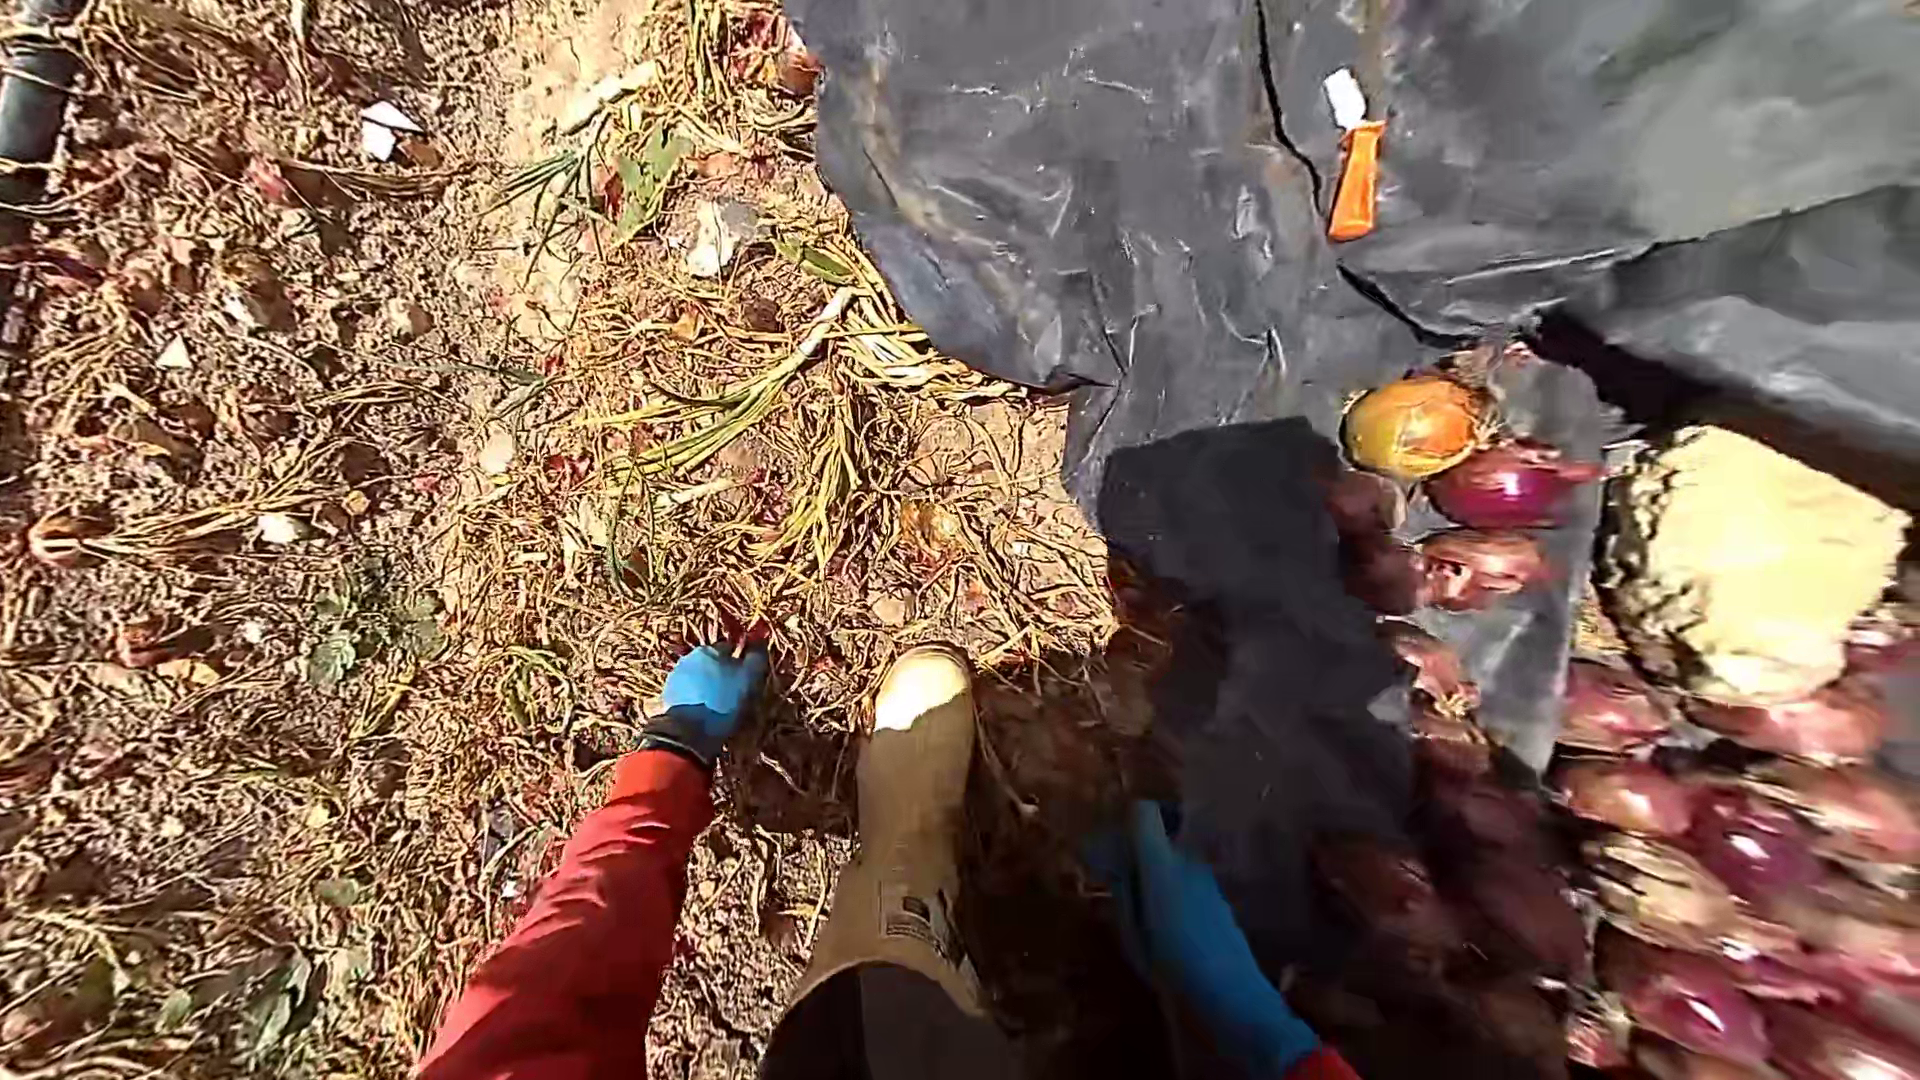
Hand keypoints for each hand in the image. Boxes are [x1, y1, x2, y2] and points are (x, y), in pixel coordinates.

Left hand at [641, 644, 769, 766]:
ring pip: (699, 677)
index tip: (746, 677)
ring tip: (719, 705)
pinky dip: (696, 698)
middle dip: (722, 672)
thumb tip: (760, 643)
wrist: (689, 731)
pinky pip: (688, 692)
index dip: (741, 662)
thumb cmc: (724, 700)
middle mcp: (690, 658)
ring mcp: (676, 677)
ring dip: (708, 686)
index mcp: (711, 650)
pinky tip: (704, 712)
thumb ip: (756, 658)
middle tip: (733, 691)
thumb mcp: (749, 679)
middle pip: (712, 662)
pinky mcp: (667, 695)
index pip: (730, 648)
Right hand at [1090, 801, 1321, 1073]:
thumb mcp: (1131, 932)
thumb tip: (1113, 866)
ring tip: (1144, 909)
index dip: (1125, 819)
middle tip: (1118, 880)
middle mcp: (1184, 859)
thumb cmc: (1173, 965)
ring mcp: (1206, 877)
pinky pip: (1187, 879)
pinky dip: (1173, 889)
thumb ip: (1121, 891)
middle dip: (1136, 851)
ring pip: (1172, 859)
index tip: (1108, 843)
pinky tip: (1169, 924)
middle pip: (1156, 836)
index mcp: (1159, 861)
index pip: (1143, 811)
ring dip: (1155, 872)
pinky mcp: (1220, 897)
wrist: (1235, 999)